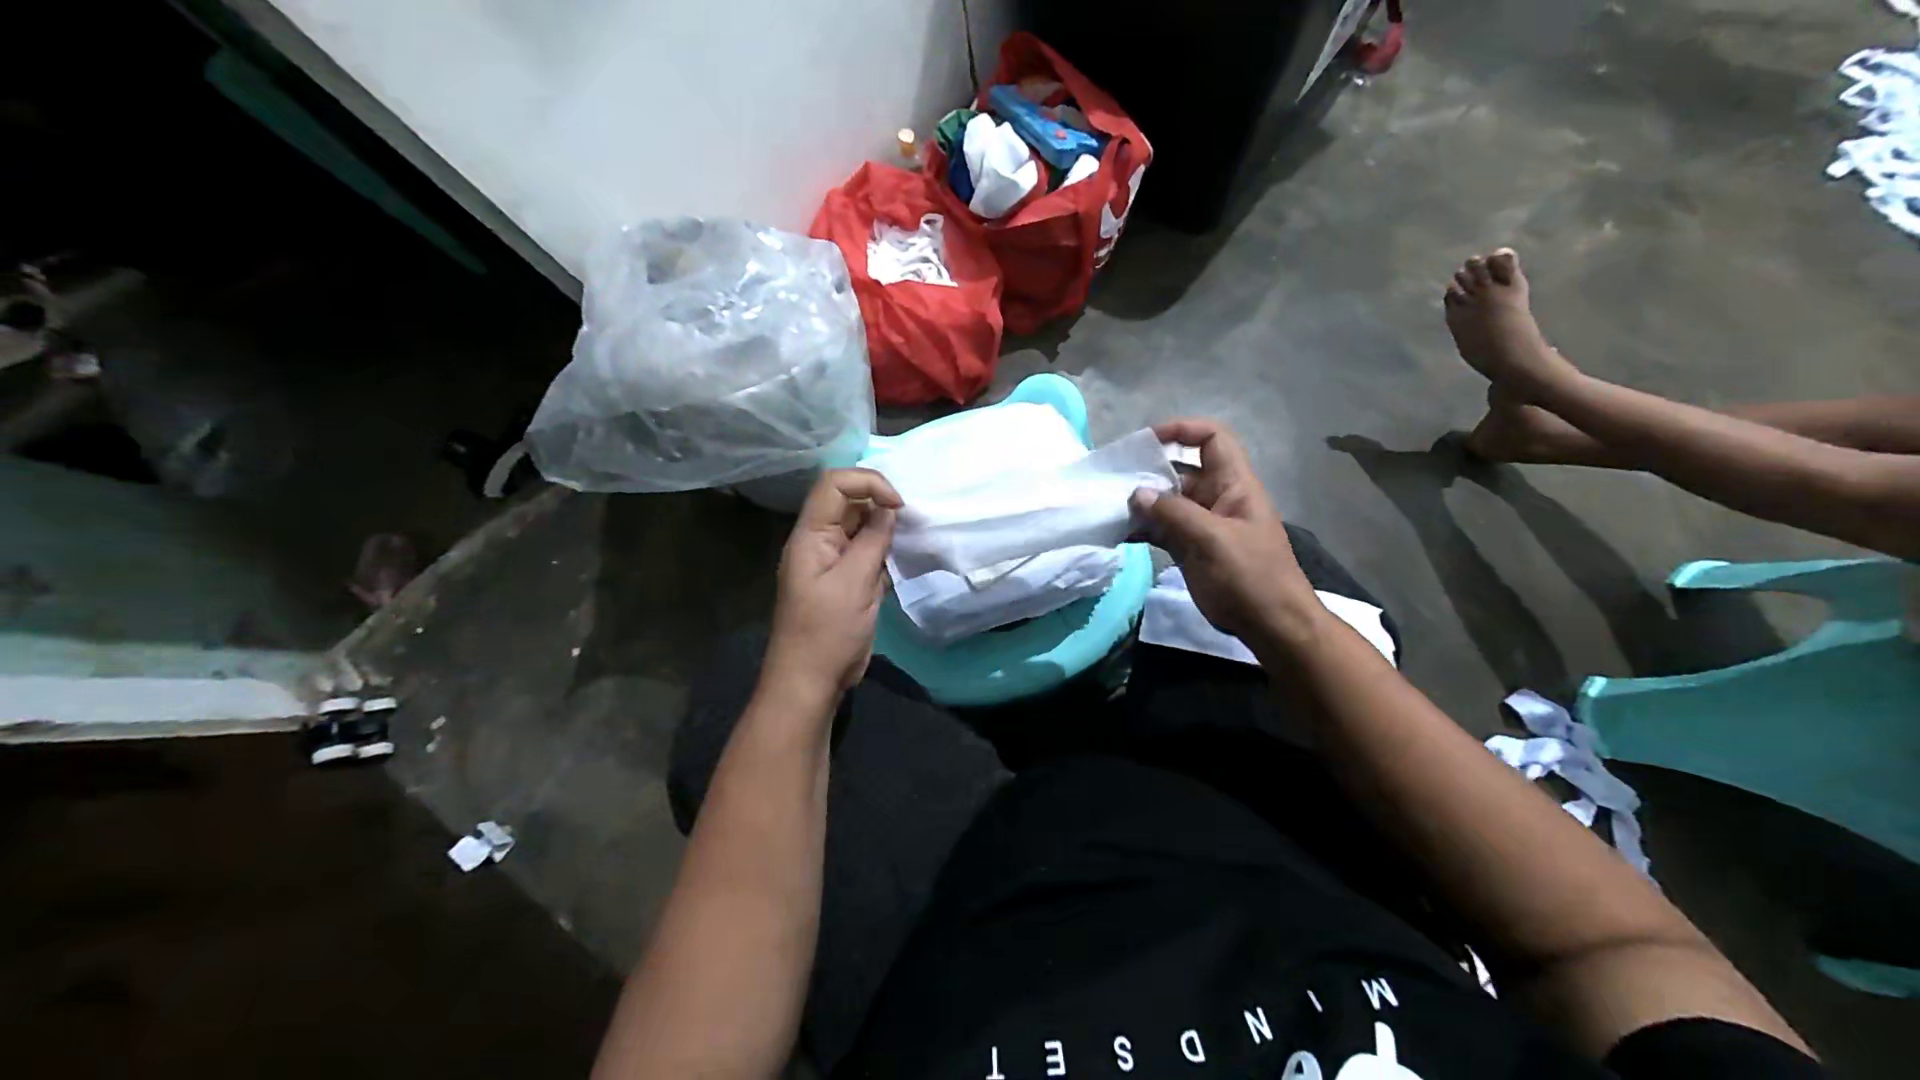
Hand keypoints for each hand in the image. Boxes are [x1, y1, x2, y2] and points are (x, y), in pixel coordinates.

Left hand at [763, 468, 902, 699]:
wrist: (811, 680)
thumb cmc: (827, 632)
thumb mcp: (855, 583)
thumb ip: (872, 540)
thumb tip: (889, 510)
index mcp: (811, 535)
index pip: (835, 484)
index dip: (869, 483)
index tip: (899, 506)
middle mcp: (819, 541)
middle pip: (849, 501)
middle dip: (881, 504)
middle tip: (910, 525)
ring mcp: (832, 560)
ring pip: (860, 526)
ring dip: (886, 529)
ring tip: (909, 542)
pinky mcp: (845, 580)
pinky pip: (865, 551)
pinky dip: (884, 551)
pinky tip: (900, 562)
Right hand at [1131, 419, 1320, 648]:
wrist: (1272, 625)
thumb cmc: (1251, 576)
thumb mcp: (1213, 540)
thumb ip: (1173, 513)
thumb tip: (1137, 494)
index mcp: (1234, 485)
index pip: (1212, 440)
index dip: (1182, 430)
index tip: (1147, 441)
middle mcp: (1217, 498)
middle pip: (1180, 471)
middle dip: (1149, 472)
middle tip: (1113, 480)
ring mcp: (1202, 525)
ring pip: (1166, 502)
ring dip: (1140, 503)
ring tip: (1110, 508)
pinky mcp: (1190, 549)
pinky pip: (1162, 529)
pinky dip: (1142, 528)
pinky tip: (1119, 533)